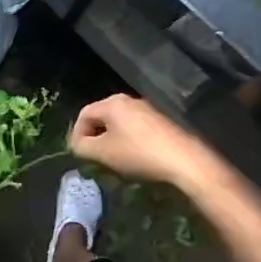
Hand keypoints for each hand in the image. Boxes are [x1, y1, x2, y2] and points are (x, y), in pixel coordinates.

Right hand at [69, 95, 221, 189]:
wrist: (184, 161)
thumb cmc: (138, 154)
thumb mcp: (103, 153)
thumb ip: (82, 146)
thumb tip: (78, 144)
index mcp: (112, 103)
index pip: (84, 114)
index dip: (76, 134)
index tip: (79, 154)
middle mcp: (128, 100)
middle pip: (101, 116)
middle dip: (93, 136)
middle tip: (93, 156)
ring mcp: (146, 109)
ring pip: (117, 123)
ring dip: (109, 139)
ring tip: (111, 159)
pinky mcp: (159, 121)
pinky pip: (133, 127)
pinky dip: (126, 140)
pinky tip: (132, 157)